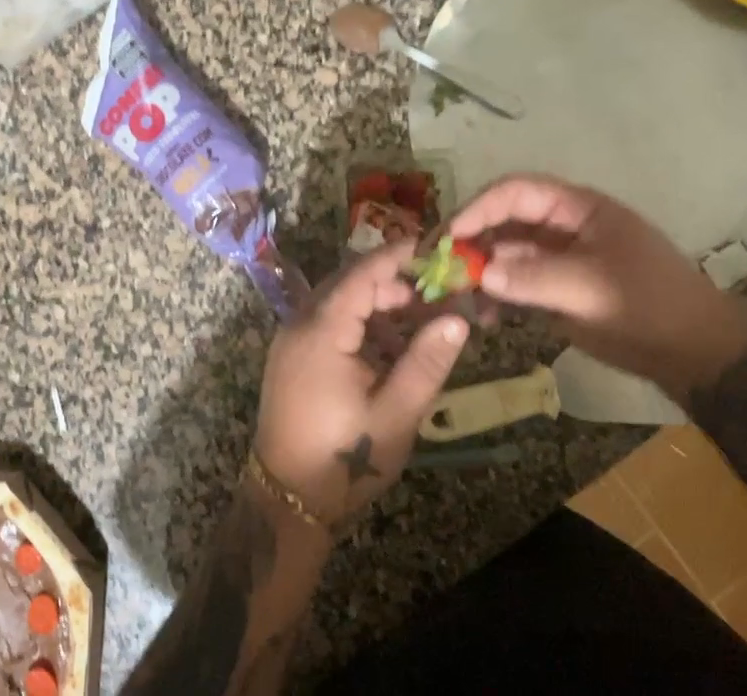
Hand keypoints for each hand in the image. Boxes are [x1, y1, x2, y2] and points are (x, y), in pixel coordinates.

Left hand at [253, 239, 469, 524]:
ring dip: (379, 308)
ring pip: (339, 304)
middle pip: (349, 284)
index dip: (398, 256)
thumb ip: (427, 361)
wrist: (286, 500)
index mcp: (321, 330)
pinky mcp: (291, 360)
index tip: (435, 247)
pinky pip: (327, 326)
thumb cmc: (344, 458)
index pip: (362, 273)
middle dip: (394, 284)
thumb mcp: (396, 412)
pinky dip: (360, 328)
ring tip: (422, 328)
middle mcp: (299, 325)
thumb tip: (459, 320)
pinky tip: (392, 351)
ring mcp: (291, 342)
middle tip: (438, 298)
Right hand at [449, 175, 746, 398]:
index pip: (515, 193)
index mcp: (577, 209)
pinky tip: (484, 319)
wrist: (694, 353)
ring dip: (477, 273)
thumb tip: (482, 273)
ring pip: (502, 255)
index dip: (478, 209)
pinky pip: (513, 285)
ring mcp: (556, 260)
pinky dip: (494, 297)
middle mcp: (560, 228)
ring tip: (455, 298)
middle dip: (469, 242)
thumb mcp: (594, 288)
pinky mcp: (553, 291)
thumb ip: (536, 278)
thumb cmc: (651, 306)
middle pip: (502, 222)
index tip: (449, 238)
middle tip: (437, 269)